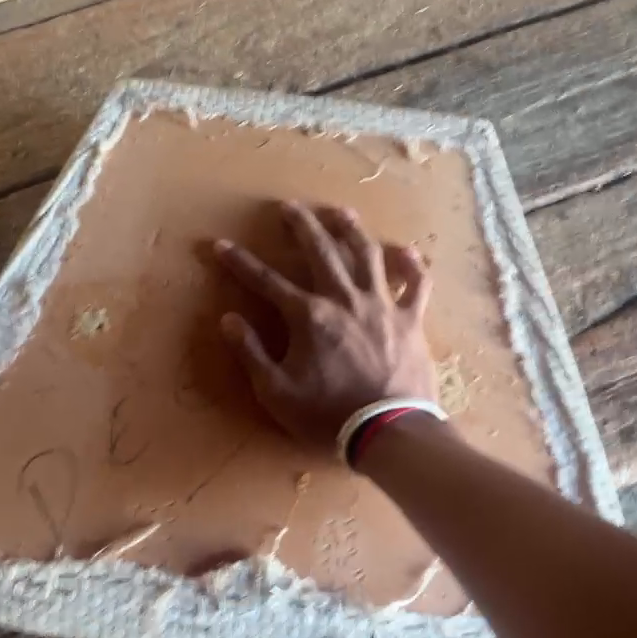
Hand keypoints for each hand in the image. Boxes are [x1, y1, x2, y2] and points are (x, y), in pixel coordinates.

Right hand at [213, 202, 435, 452]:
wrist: (390, 431)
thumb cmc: (328, 415)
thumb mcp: (276, 392)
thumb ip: (250, 353)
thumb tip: (227, 319)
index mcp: (308, 316)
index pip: (265, 280)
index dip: (239, 262)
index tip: (220, 244)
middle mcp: (344, 299)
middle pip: (320, 251)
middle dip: (301, 225)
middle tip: (289, 206)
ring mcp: (382, 305)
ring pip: (367, 254)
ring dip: (351, 229)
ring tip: (340, 211)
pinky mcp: (412, 319)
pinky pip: (416, 284)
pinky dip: (411, 265)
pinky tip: (405, 250)